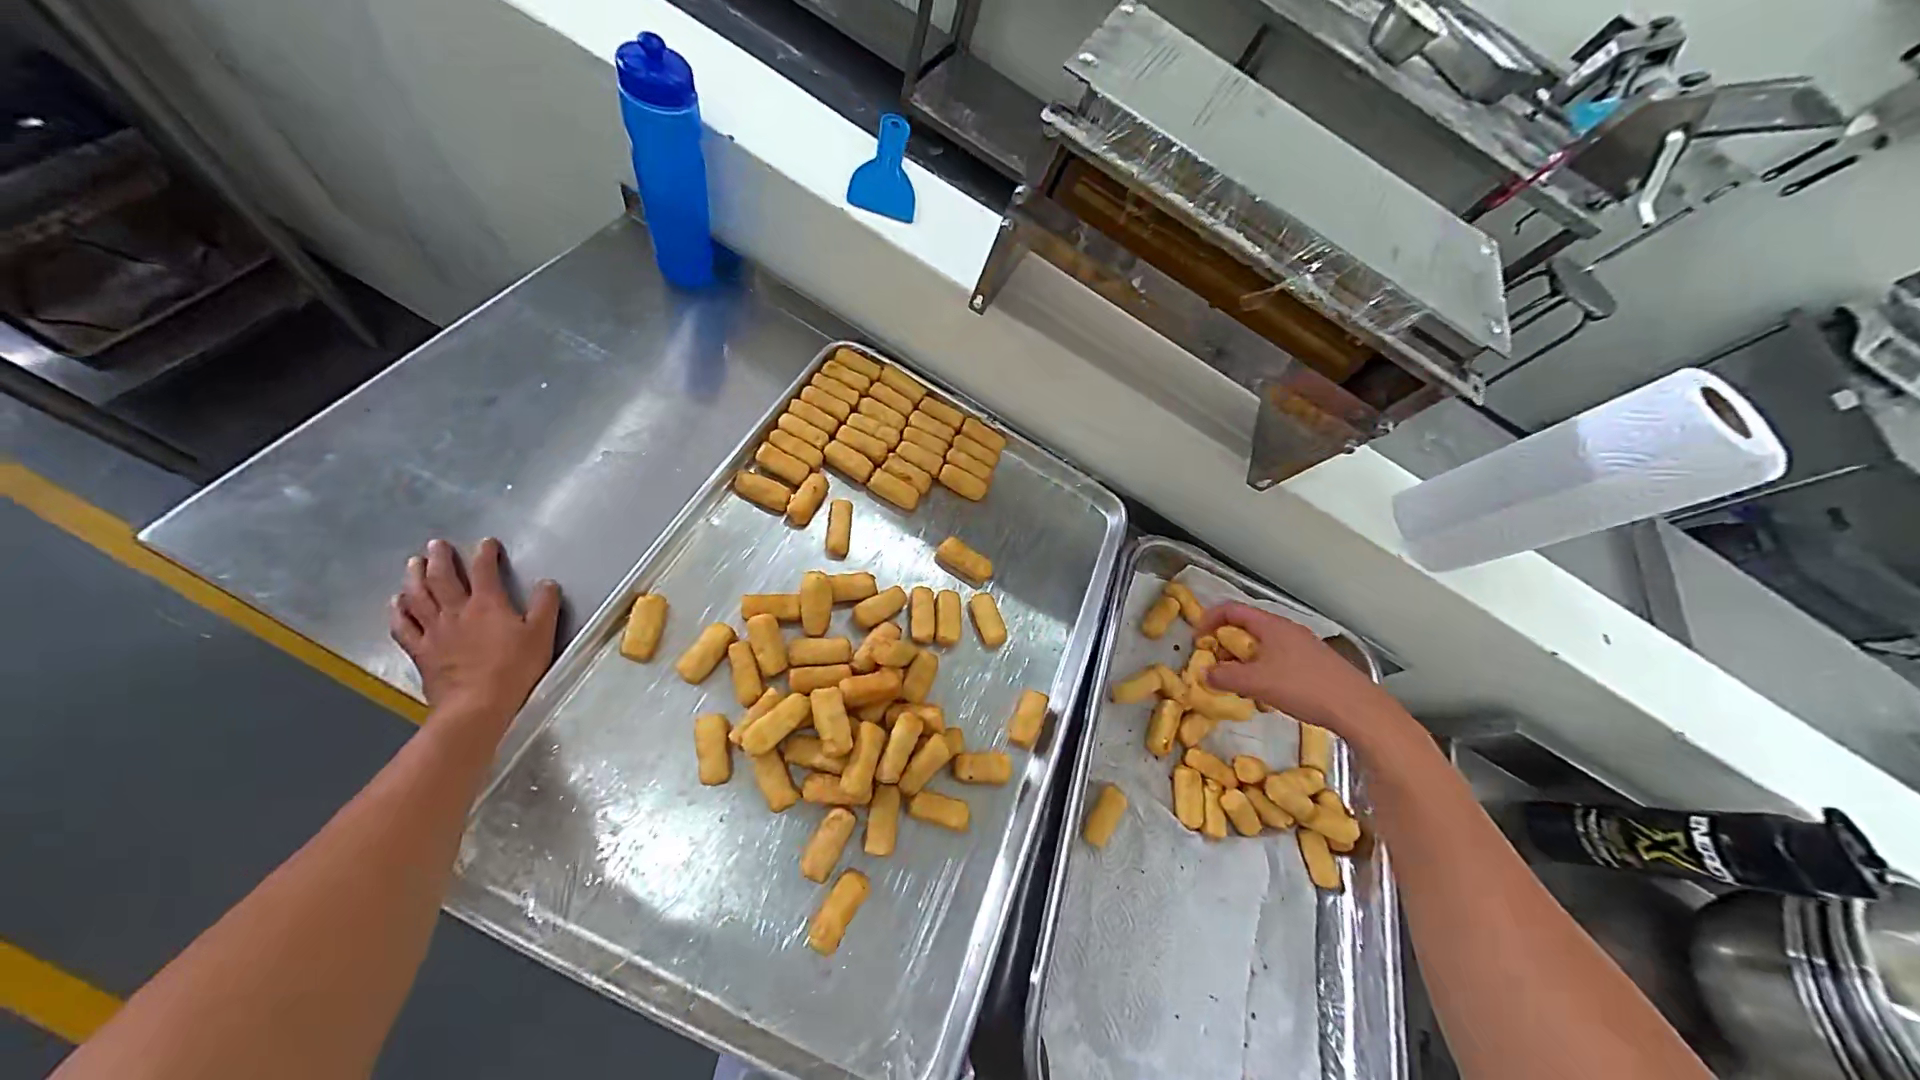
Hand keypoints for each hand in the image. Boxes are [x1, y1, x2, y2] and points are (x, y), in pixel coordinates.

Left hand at [390, 538, 560, 728]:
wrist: (477, 704)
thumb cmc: (515, 668)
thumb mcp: (542, 634)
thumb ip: (545, 606)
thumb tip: (546, 583)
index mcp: (488, 604)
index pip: (484, 571)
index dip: (485, 554)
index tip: (487, 543)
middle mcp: (456, 611)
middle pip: (443, 578)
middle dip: (440, 558)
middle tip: (436, 545)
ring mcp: (434, 631)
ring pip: (419, 596)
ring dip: (414, 577)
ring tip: (413, 563)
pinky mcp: (421, 650)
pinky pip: (403, 626)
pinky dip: (398, 611)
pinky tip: (396, 602)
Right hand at [1194, 601, 1396, 735]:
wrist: (1356, 708)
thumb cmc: (1303, 687)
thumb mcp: (1255, 683)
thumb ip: (1224, 676)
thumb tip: (1203, 673)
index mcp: (1271, 625)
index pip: (1231, 610)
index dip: (1209, 620)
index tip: (1198, 641)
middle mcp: (1286, 629)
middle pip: (1246, 626)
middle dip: (1225, 643)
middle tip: (1215, 665)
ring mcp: (1303, 645)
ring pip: (1262, 644)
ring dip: (1243, 658)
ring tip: (1237, 681)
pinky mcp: (1313, 663)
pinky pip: (1277, 657)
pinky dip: (1261, 668)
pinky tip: (1265, 691)